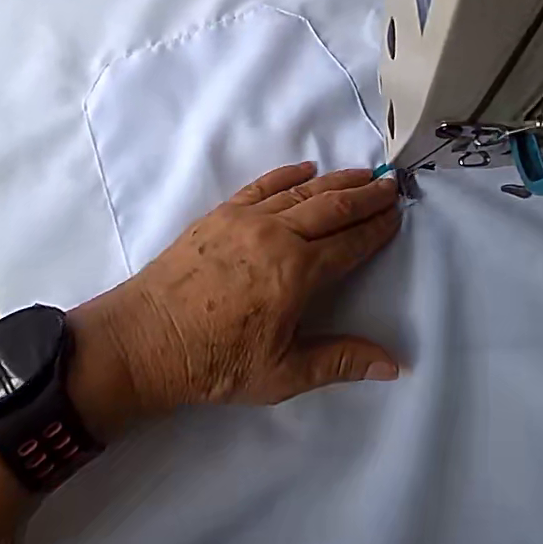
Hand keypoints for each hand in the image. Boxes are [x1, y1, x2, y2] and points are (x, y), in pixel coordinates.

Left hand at [67, 162, 403, 439]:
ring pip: (299, 192)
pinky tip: (304, 169)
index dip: (376, 230)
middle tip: (391, 185)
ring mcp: (243, 220)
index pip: (348, 244)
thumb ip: (339, 362)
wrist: (145, 338)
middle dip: (365, 196)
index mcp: (295, 273)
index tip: (397, 216)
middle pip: (330, 207)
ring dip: (334, 181)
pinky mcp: (218, 215)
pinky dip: (286, 175)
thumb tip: (393, 365)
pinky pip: (260, 186)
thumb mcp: (282, 374)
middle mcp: (273, 236)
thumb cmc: (214, 362)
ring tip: (361, 174)